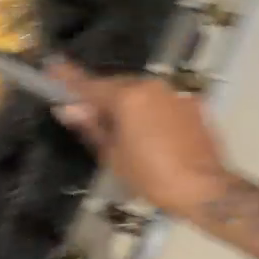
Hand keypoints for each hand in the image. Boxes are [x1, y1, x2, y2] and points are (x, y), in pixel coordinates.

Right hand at [47, 62, 233, 215]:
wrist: (206, 190)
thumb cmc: (152, 177)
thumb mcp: (113, 156)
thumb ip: (91, 127)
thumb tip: (70, 108)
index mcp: (126, 96)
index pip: (89, 84)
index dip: (68, 79)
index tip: (51, 68)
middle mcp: (150, 85)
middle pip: (116, 86)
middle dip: (102, 98)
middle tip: (91, 116)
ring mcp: (175, 93)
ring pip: (141, 93)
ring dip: (129, 105)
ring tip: (126, 131)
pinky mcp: (193, 105)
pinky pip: (163, 103)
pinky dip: (153, 112)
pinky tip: (154, 135)